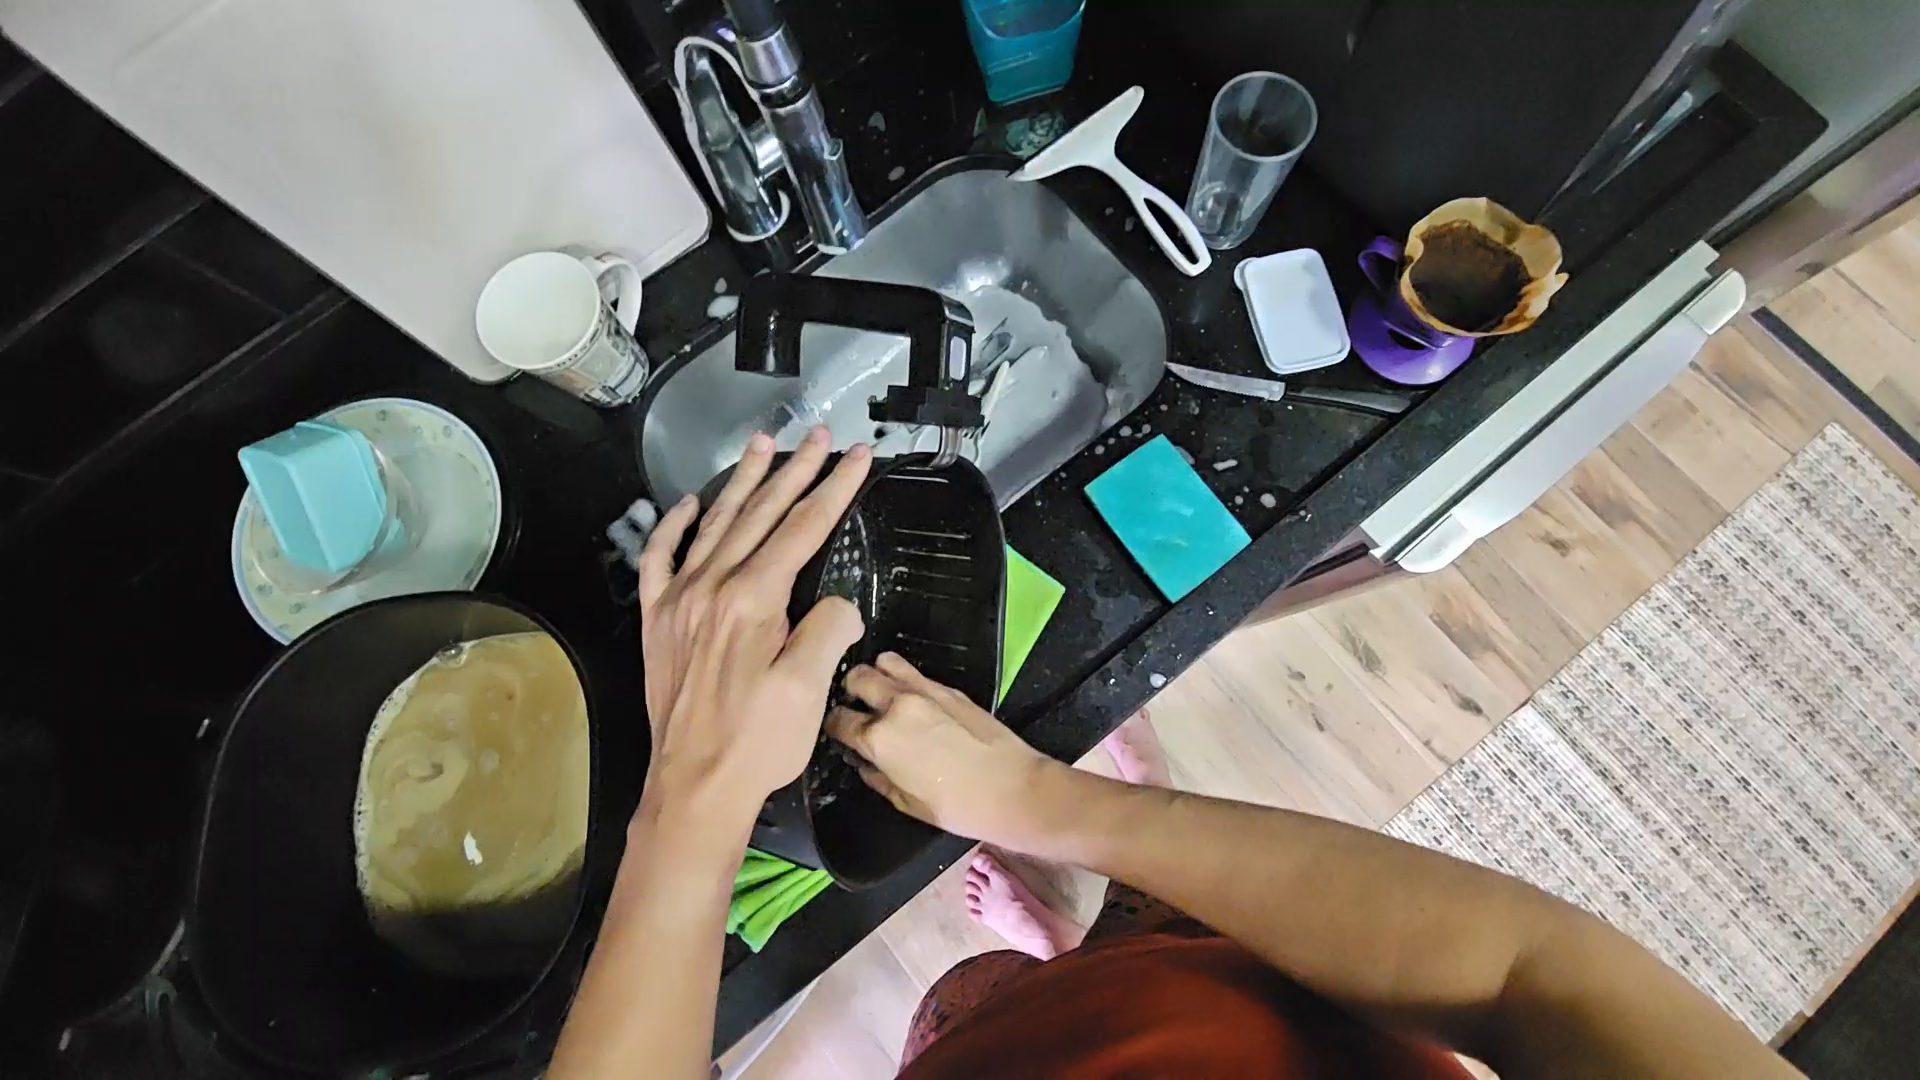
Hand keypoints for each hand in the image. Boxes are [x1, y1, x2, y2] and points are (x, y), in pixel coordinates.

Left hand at [636, 428, 870, 829]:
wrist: (694, 787)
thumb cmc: (758, 742)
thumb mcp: (809, 689)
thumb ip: (828, 630)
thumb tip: (838, 603)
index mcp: (752, 599)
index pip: (803, 528)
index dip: (835, 488)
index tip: (857, 457)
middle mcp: (711, 587)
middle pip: (761, 513)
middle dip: (796, 470)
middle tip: (818, 436)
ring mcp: (678, 600)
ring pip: (715, 522)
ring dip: (742, 481)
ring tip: (763, 444)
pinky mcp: (657, 619)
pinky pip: (659, 558)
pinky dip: (673, 526)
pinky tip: (687, 505)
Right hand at [826, 652, 1057, 845]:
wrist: (1011, 787)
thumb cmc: (956, 805)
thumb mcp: (905, 802)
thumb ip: (877, 777)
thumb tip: (863, 762)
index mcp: (880, 738)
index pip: (839, 720)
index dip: (833, 725)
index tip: (836, 730)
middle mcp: (896, 705)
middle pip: (857, 678)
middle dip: (850, 690)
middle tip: (855, 705)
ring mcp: (923, 690)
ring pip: (884, 662)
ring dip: (876, 674)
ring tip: (880, 692)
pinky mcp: (947, 687)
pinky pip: (913, 671)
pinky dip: (902, 677)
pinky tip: (909, 696)